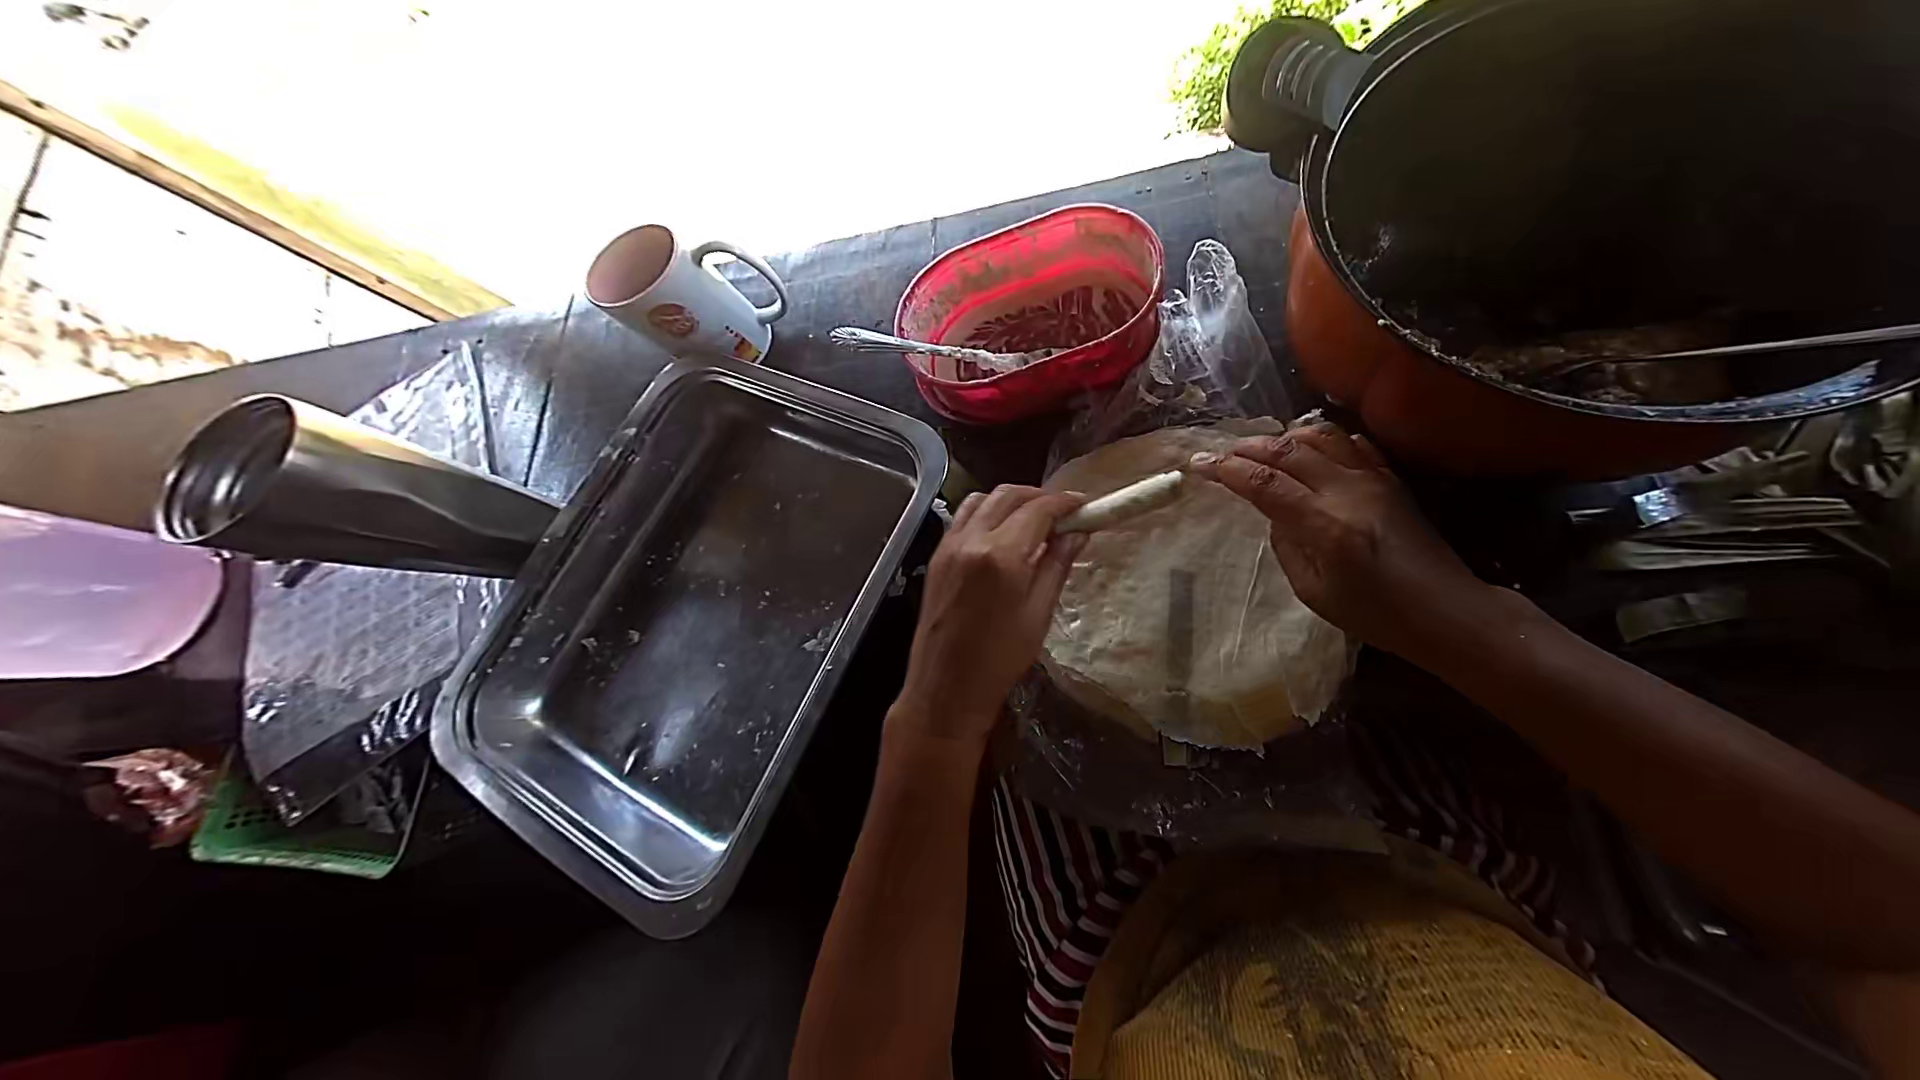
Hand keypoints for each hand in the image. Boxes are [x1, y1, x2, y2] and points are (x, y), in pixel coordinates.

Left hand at [892, 485, 1086, 749]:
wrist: (945, 688)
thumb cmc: (998, 660)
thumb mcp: (1038, 614)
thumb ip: (1056, 566)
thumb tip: (1077, 534)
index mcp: (1001, 556)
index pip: (1038, 510)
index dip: (1065, 503)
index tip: (1084, 505)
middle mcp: (971, 540)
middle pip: (1009, 495)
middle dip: (1040, 496)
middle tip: (1063, 513)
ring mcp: (949, 546)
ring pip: (983, 499)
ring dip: (1012, 500)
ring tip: (1034, 519)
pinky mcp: (937, 556)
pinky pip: (963, 516)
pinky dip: (987, 512)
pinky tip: (1003, 531)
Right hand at [1187, 422, 1494, 664]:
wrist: (1447, 611)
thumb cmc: (1374, 613)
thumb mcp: (1312, 590)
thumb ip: (1286, 544)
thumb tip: (1274, 512)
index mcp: (1325, 525)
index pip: (1264, 483)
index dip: (1227, 470)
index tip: (1199, 464)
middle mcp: (1348, 491)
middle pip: (1288, 451)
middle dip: (1247, 447)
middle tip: (1222, 454)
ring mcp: (1374, 480)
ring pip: (1321, 436)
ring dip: (1283, 436)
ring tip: (1261, 448)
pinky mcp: (1391, 478)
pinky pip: (1353, 443)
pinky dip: (1323, 438)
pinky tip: (1308, 448)